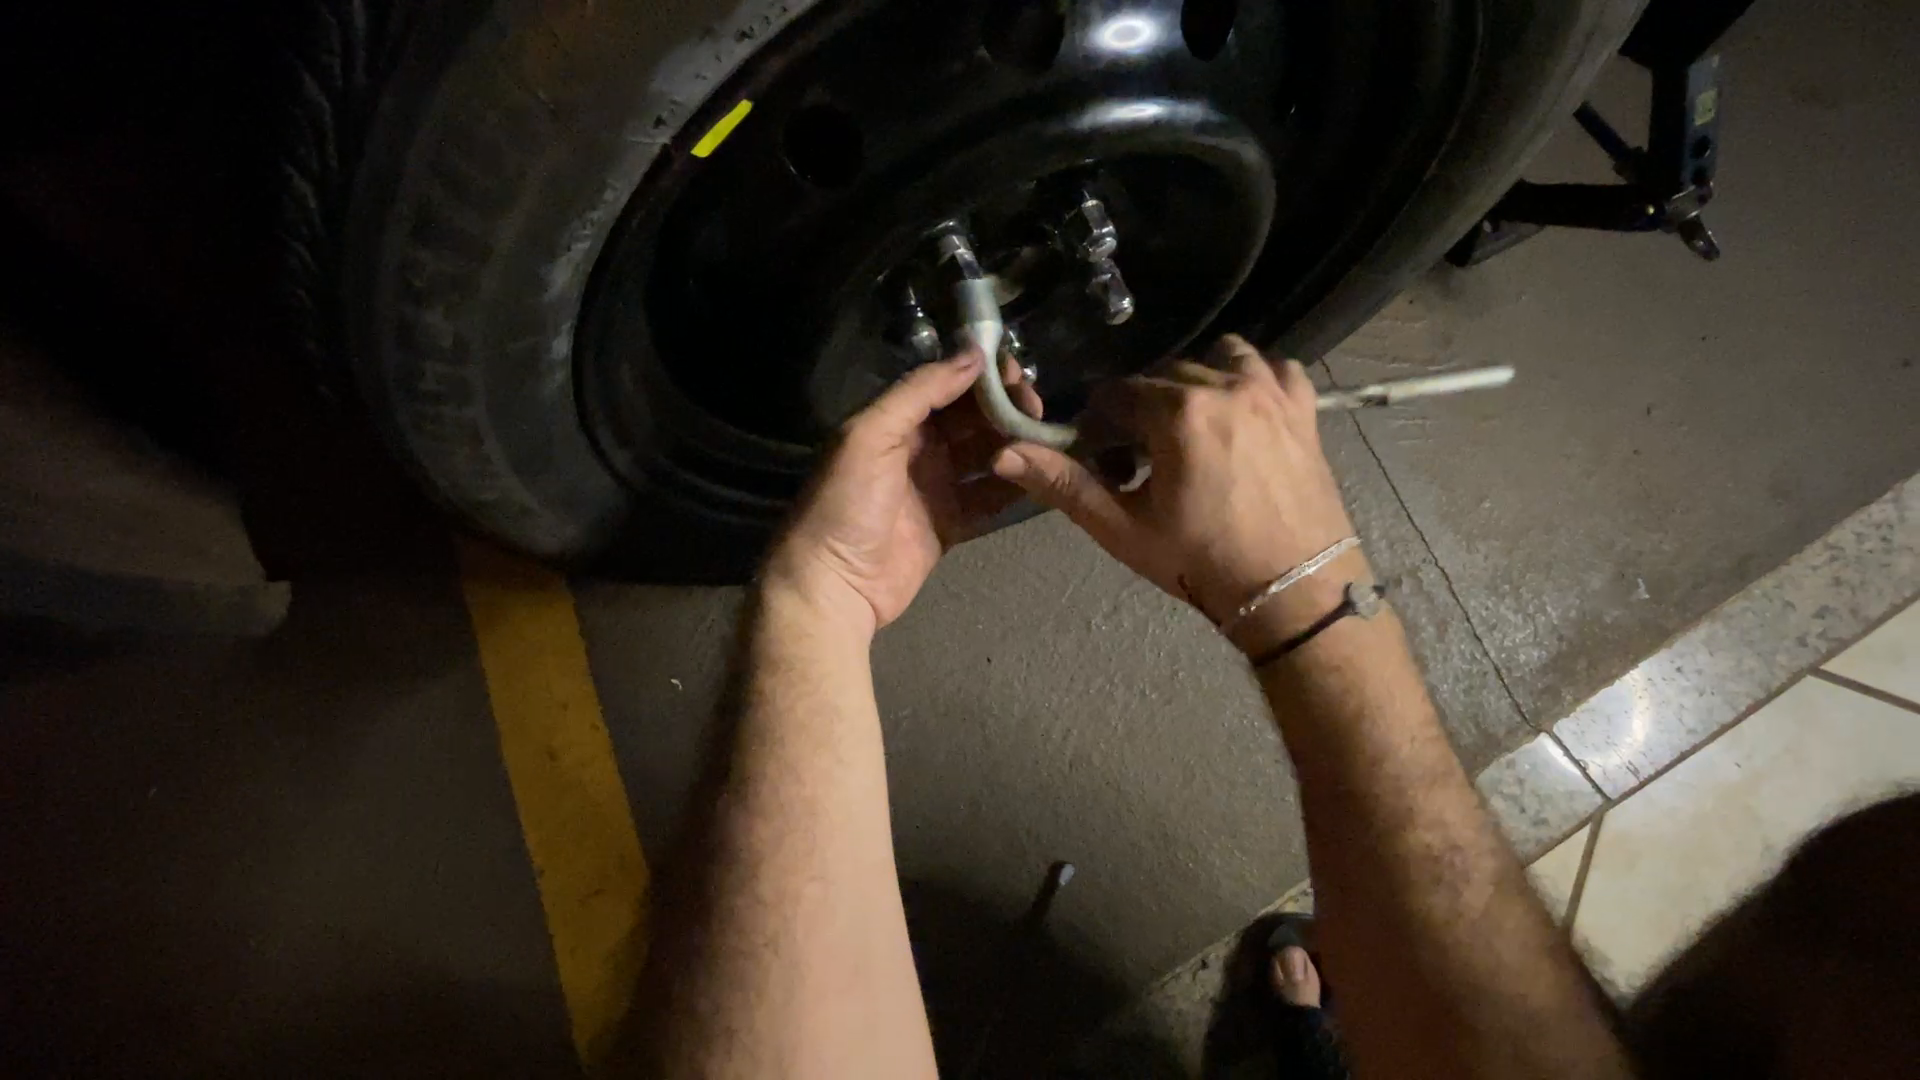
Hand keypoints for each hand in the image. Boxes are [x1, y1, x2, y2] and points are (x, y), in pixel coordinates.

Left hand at [764, 348, 1042, 638]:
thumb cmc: (846, 503)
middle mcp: (915, 449)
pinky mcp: (949, 524)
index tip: (1016, 373)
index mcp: (892, 422)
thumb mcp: (871, 435)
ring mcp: (933, 488)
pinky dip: (1010, 487)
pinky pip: (986, 499)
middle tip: (1038, 407)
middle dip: (1003, 409)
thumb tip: (972, 353)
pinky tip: (1040, 475)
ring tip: (1046, 438)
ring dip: (1012, 445)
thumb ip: (919, 392)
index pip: (944, 387)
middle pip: (968, 420)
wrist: (834, 584)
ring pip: (982, 456)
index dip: (979, 377)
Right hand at [991, 334, 1358, 651]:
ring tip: (1188, 429)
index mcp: (1178, 413)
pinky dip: (1249, 379)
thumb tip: (1002, 454)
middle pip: (1163, 374)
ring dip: (1193, 381)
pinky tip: (1239, 413)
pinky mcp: (1303, 409)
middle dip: (1142, 406)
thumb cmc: (1201, 563)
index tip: (1104, 457)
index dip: (1101, 423)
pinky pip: (1272, 367)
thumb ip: (1064, 484)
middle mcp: (1226, 386)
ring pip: (1218, 357)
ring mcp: (1271, 393)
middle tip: (1140, 455)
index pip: (1117, 393)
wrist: (1293, 592)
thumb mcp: (1122, 529)